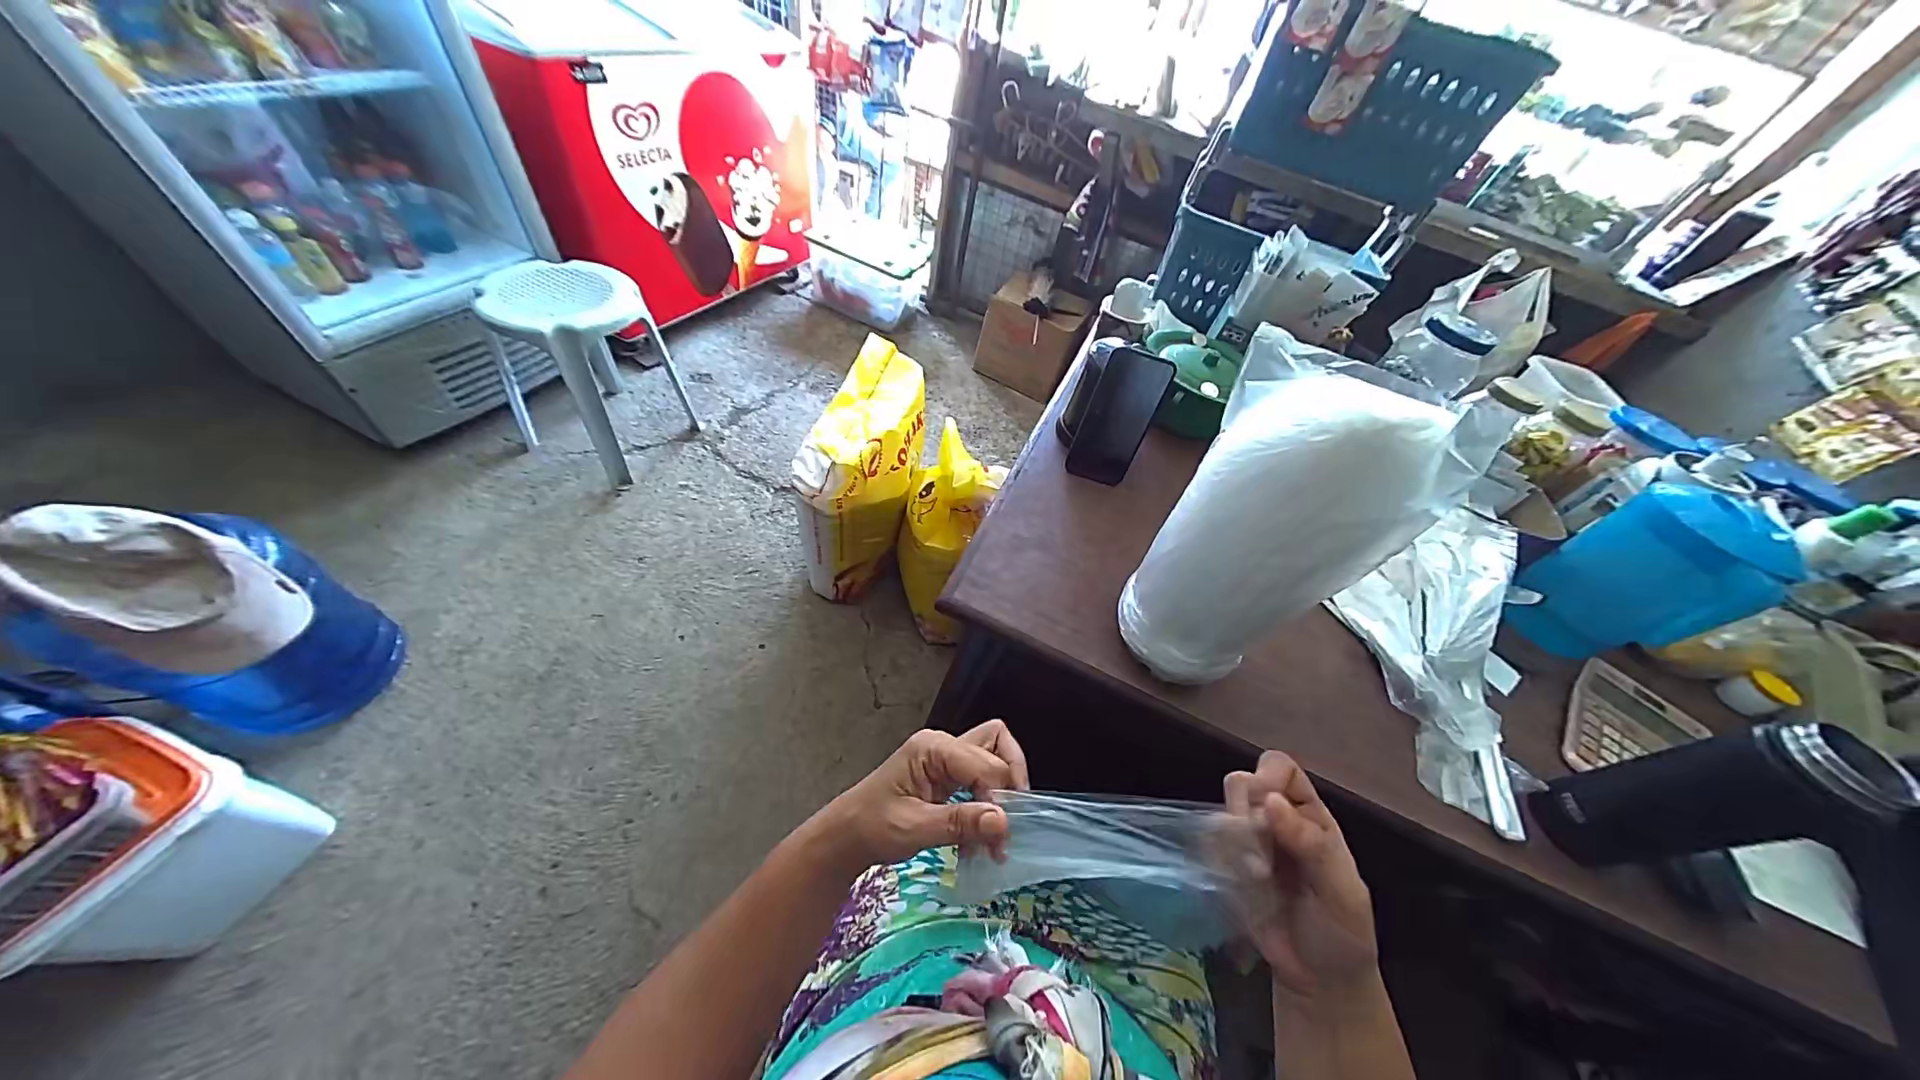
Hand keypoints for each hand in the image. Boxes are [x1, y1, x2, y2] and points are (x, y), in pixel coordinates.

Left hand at [808, 720, 1030, 871]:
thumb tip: (1002, 821)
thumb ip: (959, 823)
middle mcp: (943, 746)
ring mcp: (946, 759)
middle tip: (1006, 827)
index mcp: (932, 748)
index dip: (998, 795)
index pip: (986, 762)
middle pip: (997, 747)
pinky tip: (981, 839)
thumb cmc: (873, 827)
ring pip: (994, 761)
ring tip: (996, 838)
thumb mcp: (914, 828)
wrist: (847, 836)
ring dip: (1002, 796)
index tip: (997, 833)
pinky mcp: (948, 776)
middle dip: (1008, 787)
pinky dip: (988, 806)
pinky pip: (981, 781)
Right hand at [1224, 751, 1379, 1003]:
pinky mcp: (1224, 866)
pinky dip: (1219, 865)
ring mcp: (1246, 842)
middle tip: (1260, 854)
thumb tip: (1271, 801)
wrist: (1318, 982)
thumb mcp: (1343, 892)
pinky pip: (1207, 847)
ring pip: (1218, 814)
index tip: (1267, 806)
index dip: (1268, 776)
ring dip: (1233, 846)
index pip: (1280, 768)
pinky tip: (1242, 890)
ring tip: (1257, 880)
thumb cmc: (1343, 933)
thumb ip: (1312, 845)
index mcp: (1309, 815)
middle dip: (1243, 814)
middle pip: (1240, 783)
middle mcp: (1273, 819)